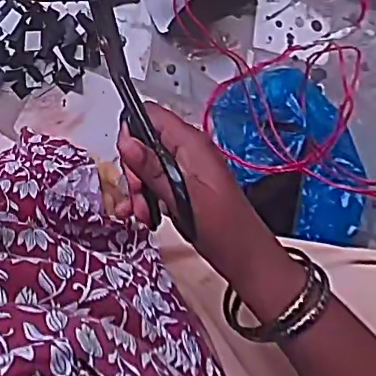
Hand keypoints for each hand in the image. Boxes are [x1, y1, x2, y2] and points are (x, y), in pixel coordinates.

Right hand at [115, 104, 260, 260]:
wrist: (248, 261)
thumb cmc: (225, 230)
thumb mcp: (181, 198)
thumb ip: (152, 168)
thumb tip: (126, 142)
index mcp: (191, 144)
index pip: (149, 114)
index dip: (131, 132)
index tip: (128, 162)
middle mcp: (187, 150)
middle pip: (143, 140)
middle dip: (133, 168)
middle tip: (137, 192)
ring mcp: (185, 166)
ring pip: (145, 162)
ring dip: (137, 186)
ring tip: (142, 210)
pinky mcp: (183, 182)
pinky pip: (155, 179)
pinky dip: (145, 194)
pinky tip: (144, 212)